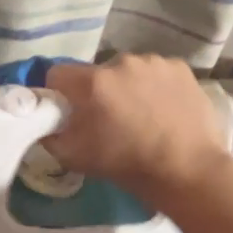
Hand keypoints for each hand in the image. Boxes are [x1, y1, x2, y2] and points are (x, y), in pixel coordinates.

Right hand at [43, 55, 232, 200]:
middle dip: (95, 91)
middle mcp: (121, 62)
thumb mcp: (74, 157)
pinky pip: (154, 72)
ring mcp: (154, 62)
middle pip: (95, 73)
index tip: (66, 111)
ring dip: (126, 87)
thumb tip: (44, 124)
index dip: (57, 93)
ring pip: (127, 71)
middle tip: (107, 119)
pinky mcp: (180, 67)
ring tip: (140, 115)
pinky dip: (153, 86)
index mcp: (92, 82)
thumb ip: (50, 135)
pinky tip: (162, 109)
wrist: (188, 170)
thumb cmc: (126, 164)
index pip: (57, 74)